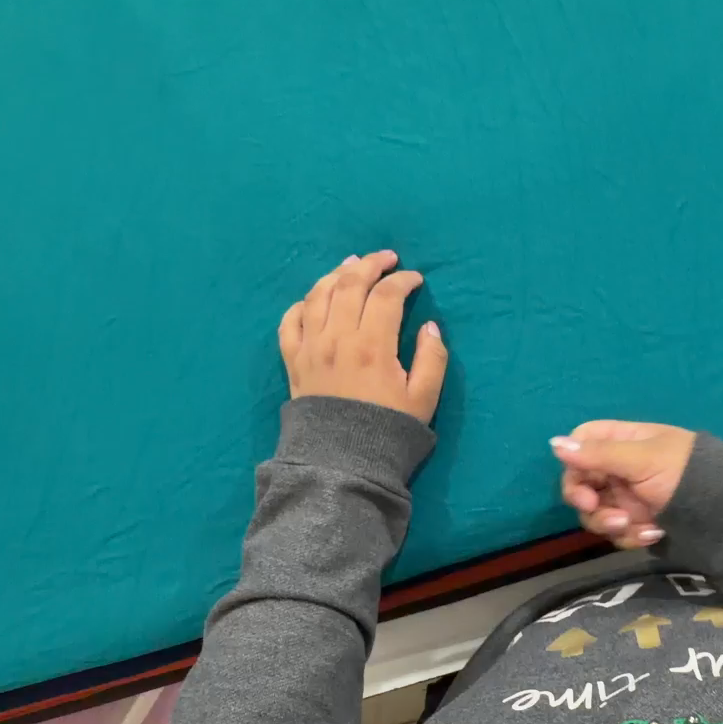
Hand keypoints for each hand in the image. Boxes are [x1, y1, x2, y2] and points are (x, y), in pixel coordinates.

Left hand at [278, 251, 447, 423]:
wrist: (342, 464)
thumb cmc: (387, 432)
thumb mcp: (424, 399)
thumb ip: (432, 359)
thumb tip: (430, 327)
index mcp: (373, 346)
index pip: (387, 296)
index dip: (404, 281)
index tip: (416, 279)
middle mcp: (337, 338)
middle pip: (350, 285)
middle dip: (370, 264)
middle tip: (386, 259)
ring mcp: (310, 348)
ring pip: (318, 295)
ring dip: (336, 274)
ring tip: (351, 265)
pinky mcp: (293, 362)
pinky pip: (290, 322)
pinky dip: (301, 304)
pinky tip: (314, 298)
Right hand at [551, 421, 696, 548]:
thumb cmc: (687, 474)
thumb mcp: (642, 459)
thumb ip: (598, 454)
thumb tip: (553, 442)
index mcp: (623, 441)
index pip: (582, 443)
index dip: (574, 462)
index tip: (581, 480)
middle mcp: (620, 468)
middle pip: (581, 483)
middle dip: (589, 502)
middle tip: (599, 510)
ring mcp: (628, 498)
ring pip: (595, 513)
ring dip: (610, 523)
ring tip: (635, 526)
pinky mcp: (638, 524)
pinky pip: (617, 533)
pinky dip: (632, 536)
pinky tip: (655, 534)